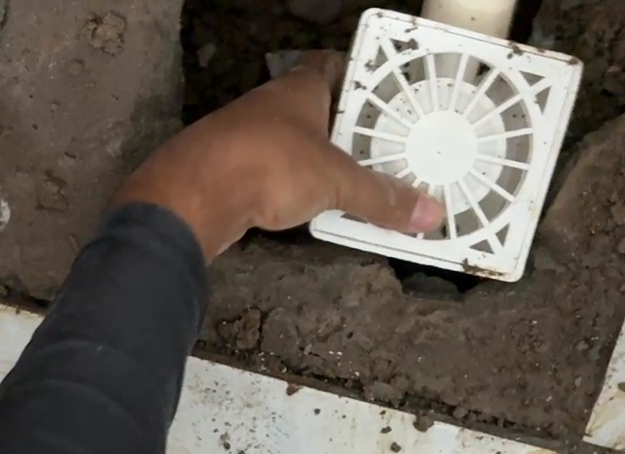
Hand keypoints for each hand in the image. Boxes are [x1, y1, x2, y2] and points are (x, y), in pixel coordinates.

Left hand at [113, 52, 445, 258]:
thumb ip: (379, 198)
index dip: (356, 79)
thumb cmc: (269, 164)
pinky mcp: (228, 176)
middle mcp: (270, 108)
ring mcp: (245, 141)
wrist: (196, 197)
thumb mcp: (336, 181)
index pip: (332, 68)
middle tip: (372, 154)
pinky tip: (298, 210)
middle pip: (312, 113)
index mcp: (300, 89)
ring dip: (310, 167)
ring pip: (288, 149)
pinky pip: (267, 181)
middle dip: (339, 133)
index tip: (380, 99)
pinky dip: (285, 193)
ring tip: (344, 188)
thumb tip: (428, 213)